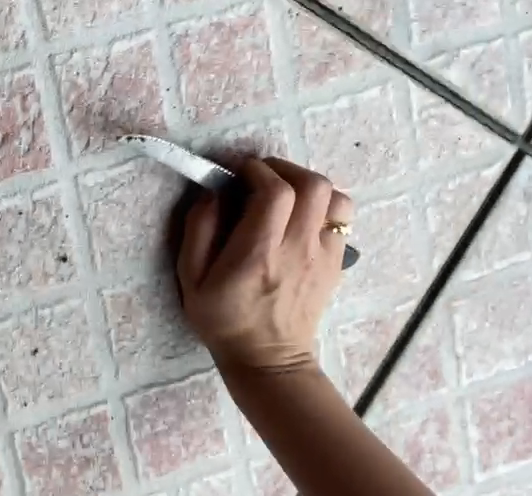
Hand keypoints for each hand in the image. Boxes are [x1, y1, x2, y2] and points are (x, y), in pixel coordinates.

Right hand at [176, 157, 353, 374]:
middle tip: (260, 176)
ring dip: (309, 186)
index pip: (277, 192)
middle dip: (285, 169)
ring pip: (337, 199)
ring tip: (284, 193)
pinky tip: (296, 217)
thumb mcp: (190, 275)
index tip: (238, 172)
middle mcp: (299, 250)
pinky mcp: (337, 265)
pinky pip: (341, 220)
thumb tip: (213, 192)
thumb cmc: (222, 317)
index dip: (257, 170)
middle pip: (314, 186)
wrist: (269, 361)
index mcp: (259, 252)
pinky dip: (321, 207)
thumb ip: (198, 228)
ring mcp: (324, 258)